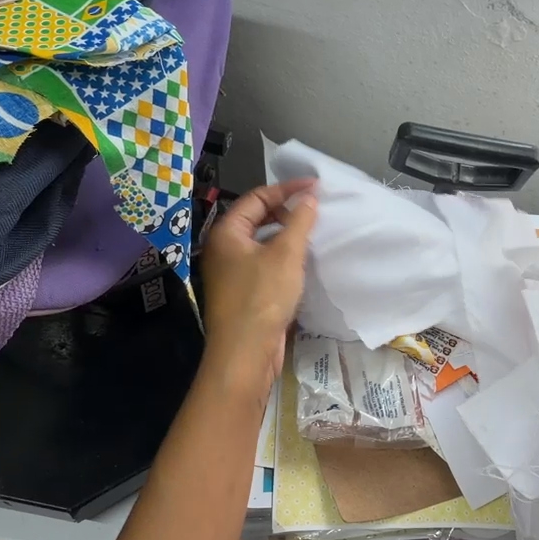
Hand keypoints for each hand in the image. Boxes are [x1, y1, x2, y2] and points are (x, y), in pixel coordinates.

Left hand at [196, 178, 317, 400]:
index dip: (286, 189)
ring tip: (312, 233)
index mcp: (226, 233)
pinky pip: (263, 264)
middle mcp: (223, 250)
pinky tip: (302, 262)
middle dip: (285, 211)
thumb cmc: (262, 296)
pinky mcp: (243, 293)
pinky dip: (282, 257)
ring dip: (286, 235)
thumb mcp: (286, 254)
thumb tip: (309, 199)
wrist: (245, 353)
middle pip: (256, 218)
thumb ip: (299, 222)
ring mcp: (231, 273)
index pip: (256, 198)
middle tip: (314, 210)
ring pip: (261, 243)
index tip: (315, 187)